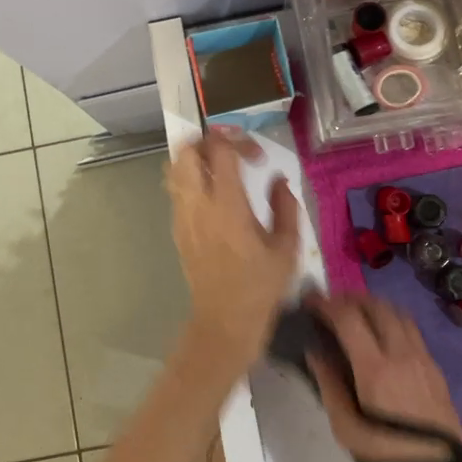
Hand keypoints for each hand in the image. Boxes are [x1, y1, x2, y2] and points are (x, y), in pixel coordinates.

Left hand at [165, 130, 301, 366]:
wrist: (224, 320)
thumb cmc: (260, 286)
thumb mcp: (287, 248)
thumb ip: (286, 207)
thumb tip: (279, 179)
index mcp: (227, 205)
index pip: (220, 151)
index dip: (238, 141)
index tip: (258, 158)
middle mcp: (198, 204)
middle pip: (186, 151)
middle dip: (209, 142)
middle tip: (233, 154)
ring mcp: (182, 215)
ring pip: (174, 168)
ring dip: (196, 159)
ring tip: (220, 171)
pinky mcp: (176, 228)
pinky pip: (175, 190)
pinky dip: (189, 180)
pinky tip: (213, 196)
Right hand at [306, 293, 461, 461]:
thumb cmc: (385, 456)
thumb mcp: (345, 428)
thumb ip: (329, 385)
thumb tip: (315, 351)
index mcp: (375, 369)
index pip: (349, 319)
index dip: (326, 305)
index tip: (310, 300)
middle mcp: (401, 354)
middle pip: (376, 307)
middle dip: (350, 299)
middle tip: (331, 304)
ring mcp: (422, 359)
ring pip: (398, 313)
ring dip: (374, 306)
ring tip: (357, 313)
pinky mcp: (435, 368)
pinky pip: (412, 330)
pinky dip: (392, 320)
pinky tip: (383, 335)